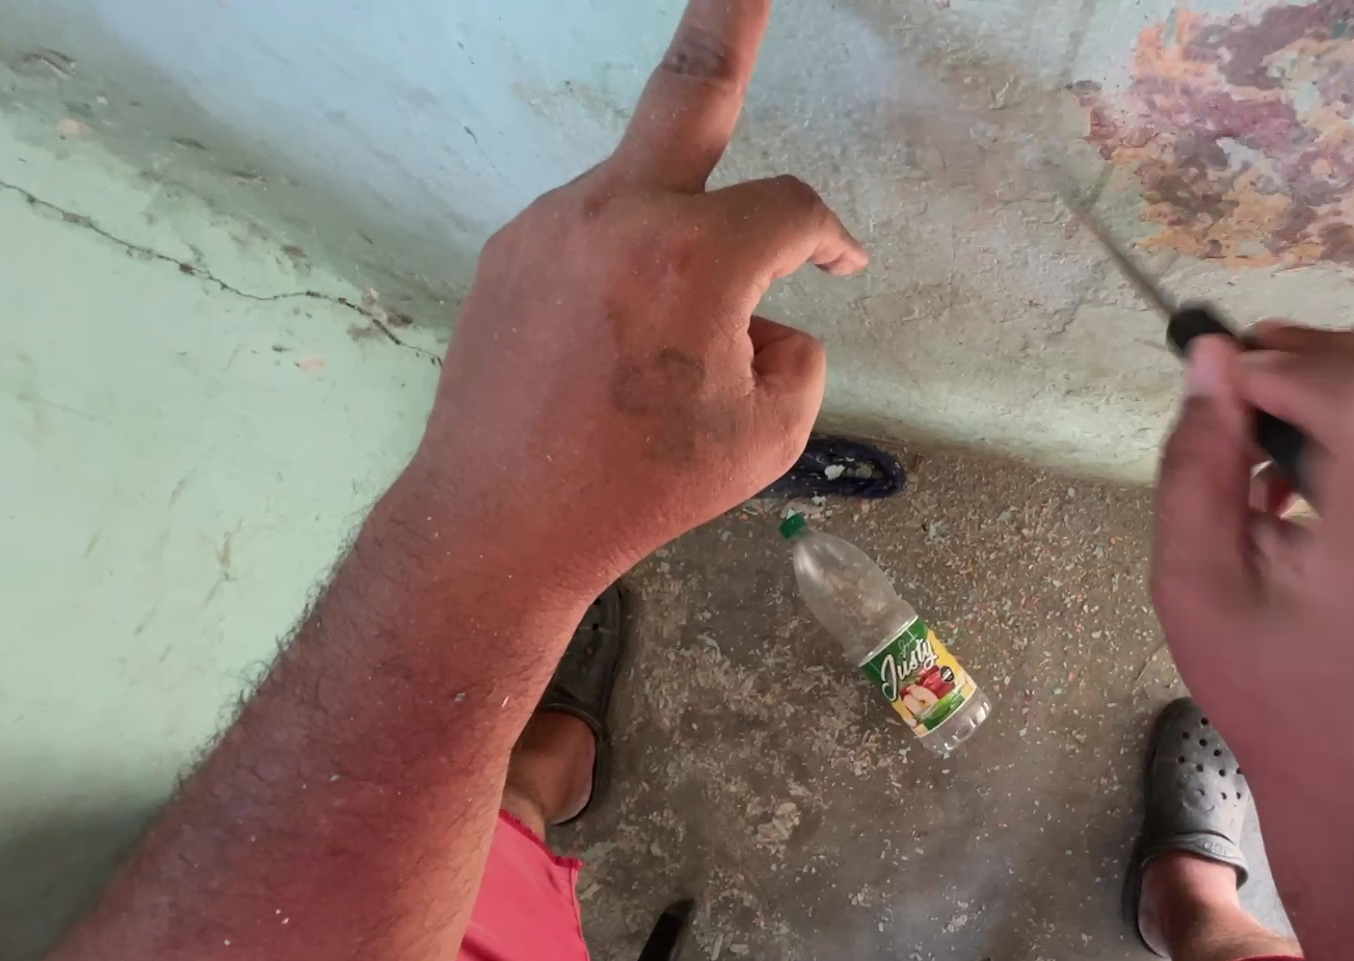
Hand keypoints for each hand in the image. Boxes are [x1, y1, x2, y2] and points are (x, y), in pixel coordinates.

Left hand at [408, 0, 867, 575]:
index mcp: (697, 260)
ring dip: (688, 238)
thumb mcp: (771, 436)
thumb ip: (799, 360)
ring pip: (647, 193)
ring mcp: (551, 224)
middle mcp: (618, 215)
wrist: (505, 518)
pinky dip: (635, 271)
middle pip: (688, 92)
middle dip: (729, 20)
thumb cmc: (649, 485)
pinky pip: (599, 235)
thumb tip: (773, 324)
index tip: (848, 262)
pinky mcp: (511, 251)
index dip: (835, 236)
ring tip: (683, 331)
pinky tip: (624, 342)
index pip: (795, 212)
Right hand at [1150, 325, 1353, 799]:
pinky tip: (1312, 471)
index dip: (1302, 365)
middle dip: (1328, 357)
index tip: (1228, 383)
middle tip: (1246, 391)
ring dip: (1348, 382)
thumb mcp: (1192, 588)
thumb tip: (1210, 361)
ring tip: (1270, 435)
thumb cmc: (1267, 692)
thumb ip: (1194, 471)